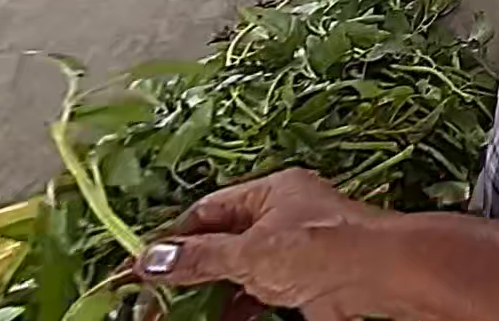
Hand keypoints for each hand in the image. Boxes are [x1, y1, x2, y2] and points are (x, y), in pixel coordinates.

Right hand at [135, 169, 391, 320]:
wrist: (369, 271)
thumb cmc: (318, 247)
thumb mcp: (250, 251)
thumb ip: (199, 257)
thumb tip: (148, 258)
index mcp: (273, 191)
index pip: (209, 209)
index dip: (170, 239)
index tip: (128, 274)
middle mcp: (279, 212)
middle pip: (217, 242)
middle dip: (181, 273)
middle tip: (141, 308)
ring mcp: (286, 245)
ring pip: (230, 270)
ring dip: (200, 295)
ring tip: (164, 319)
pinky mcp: (293, 275)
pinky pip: (248, 292)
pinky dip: (226, 308)